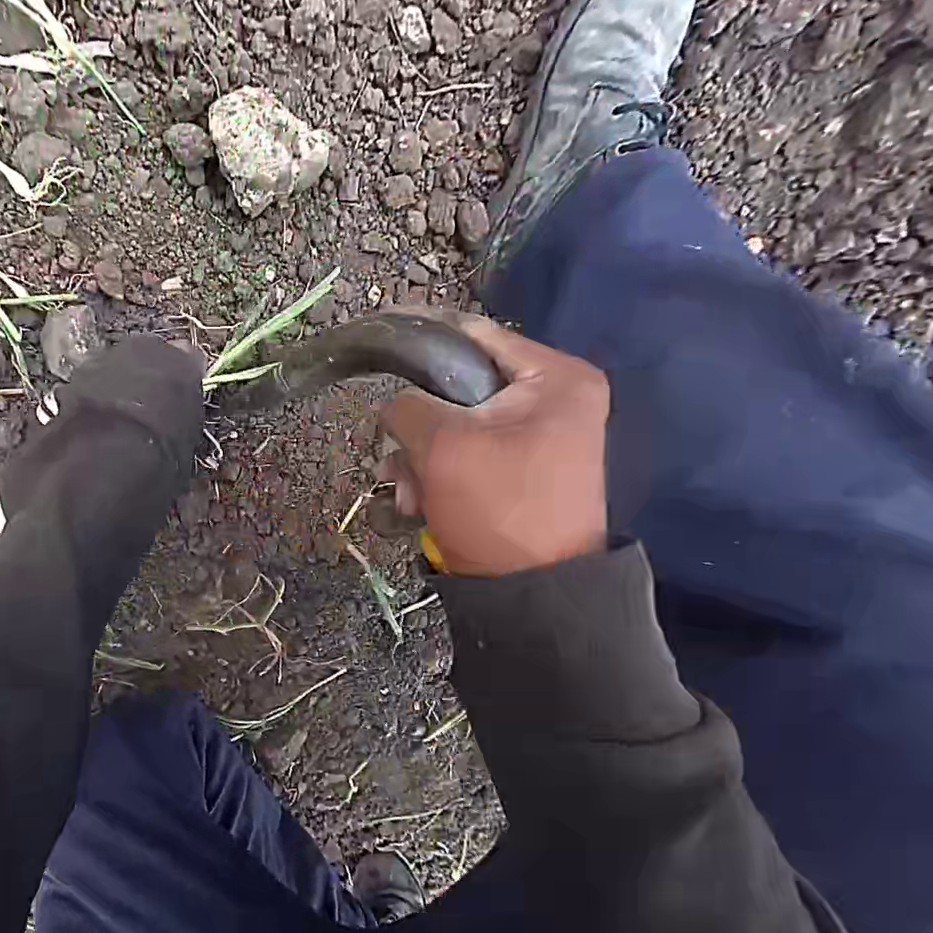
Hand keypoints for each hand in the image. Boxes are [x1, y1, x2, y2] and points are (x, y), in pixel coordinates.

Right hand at [379, 318, 609, 576]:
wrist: (533, 597)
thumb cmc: (498, 506)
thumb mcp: (443, 446)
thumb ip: (407, 406)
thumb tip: (393, 404)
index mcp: (555, 378)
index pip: (475, 334)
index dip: (421, 337)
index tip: (377, 344)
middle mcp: (552, 400)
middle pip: (459, 387)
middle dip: (417, 427)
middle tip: (394, 459)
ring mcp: (536, 438)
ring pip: (455, 426)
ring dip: (420, 460)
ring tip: (406, 496)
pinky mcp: (518, 471)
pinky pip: (466, 456)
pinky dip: (437, 477)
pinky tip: (417, 505)